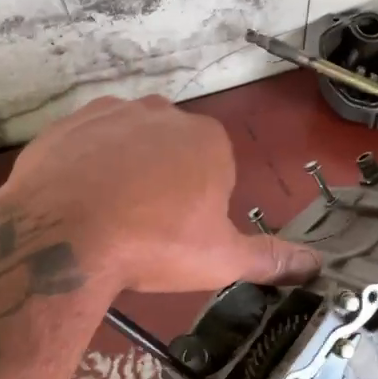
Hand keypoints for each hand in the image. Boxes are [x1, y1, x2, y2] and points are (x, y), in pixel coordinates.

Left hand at [0, 96, 319, 294]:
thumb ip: (271, 258)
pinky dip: (86, 170)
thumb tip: (314, 264)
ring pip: (128, 145)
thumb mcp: (223, 259)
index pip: (217, 169)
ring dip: (126, 173)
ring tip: (112, 219)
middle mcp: (161, 113)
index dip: (203, 204)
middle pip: (173, 151)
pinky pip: (84, 148)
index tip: (185, 234)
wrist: (63, 239)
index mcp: (208, 140)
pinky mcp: (63, 127)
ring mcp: (108, 114)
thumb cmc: (155, 245)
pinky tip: (80, 205)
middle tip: (150, 231)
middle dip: (166, 183)